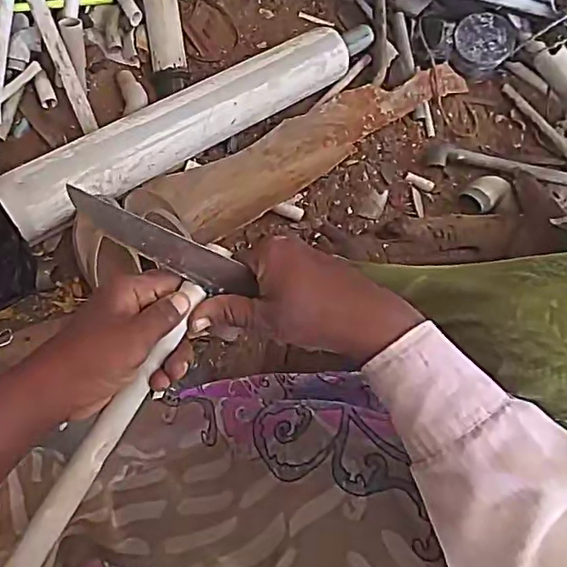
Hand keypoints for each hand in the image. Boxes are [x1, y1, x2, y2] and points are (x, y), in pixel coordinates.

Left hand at [10, 271, 196, 420]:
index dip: (189, 298)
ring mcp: (125, 332)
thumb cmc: (87, 360)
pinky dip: (157, 370)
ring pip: (163, 340)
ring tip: (165, 374)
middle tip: (177, 355)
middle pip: (170, 314)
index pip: (169, 282)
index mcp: (126, 291)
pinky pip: (151, 357)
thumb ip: (166, 316)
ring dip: (170, 359)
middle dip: (179, 339)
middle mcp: (126, 307)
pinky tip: (155, 382)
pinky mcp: (123, 355)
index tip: (201, 318)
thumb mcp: (135, 336)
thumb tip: (187, 299)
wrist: (58, 392)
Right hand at [191, 237, 421, 363]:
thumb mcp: (264, 319)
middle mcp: (285, 243)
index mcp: (266, 248)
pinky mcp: (321, 265)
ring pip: (271, 277)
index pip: (230, 268)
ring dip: (269, 299)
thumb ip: (228, 313)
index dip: (228, 295)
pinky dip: (290, 296)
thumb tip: (196, 315)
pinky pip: (292, 278)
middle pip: (250, 272)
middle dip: (249, 298)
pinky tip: (300, 316)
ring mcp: (305, 252)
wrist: (370, 321)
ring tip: (282, 322)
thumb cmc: (317, 317)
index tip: (230, 317)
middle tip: (258, 323)